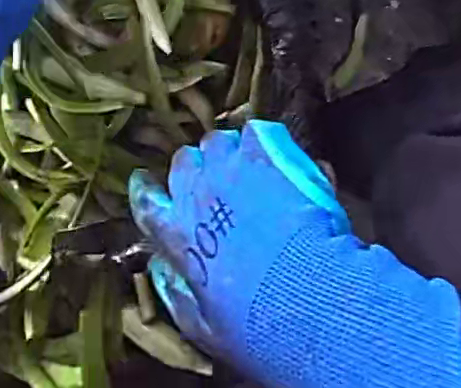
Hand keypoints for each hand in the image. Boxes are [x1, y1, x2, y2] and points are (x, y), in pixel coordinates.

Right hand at [130, 121, 460, 387]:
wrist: (314, 305)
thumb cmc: (257, 328)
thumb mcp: (205, 330)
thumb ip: (175, 294)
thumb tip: (158, 268)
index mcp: (176, 231)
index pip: (146, 200)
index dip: (147, 189)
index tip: (149, 185)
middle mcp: (196, 190)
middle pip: (184, 161)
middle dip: (196, 170)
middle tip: (217, 188)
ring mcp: (231, 166)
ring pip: (218, 141)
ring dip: (229, 154)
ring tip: (250, 172)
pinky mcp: (267, 152)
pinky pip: (257, 131)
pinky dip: (265, 141)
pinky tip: (278, 158)